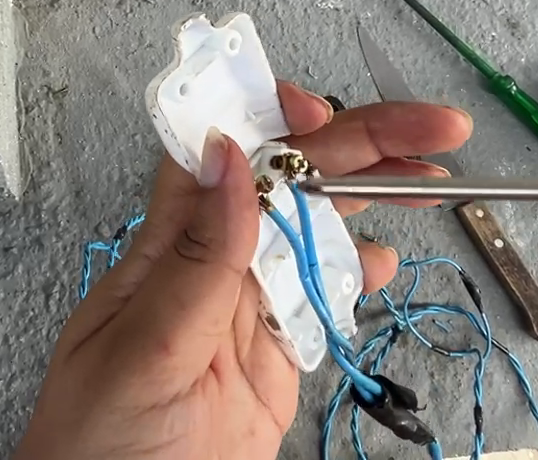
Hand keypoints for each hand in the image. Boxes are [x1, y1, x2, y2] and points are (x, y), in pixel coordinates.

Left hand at [13, 83, 470, 459]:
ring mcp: (248, 305)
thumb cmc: (103, 440)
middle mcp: (212, 257)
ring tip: (431, 178)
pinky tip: (388, 254)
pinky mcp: (275, 354)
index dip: (272, 115)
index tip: (323, 109)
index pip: (222, 151)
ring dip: (370, 195)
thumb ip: (194, 259)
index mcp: (170, 240)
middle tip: (434, 129)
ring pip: (314, 228)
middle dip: (357, 144)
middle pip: (287, 180)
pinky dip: (359, 269)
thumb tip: (226, 153)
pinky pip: (322, 296)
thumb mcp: (146, 347)